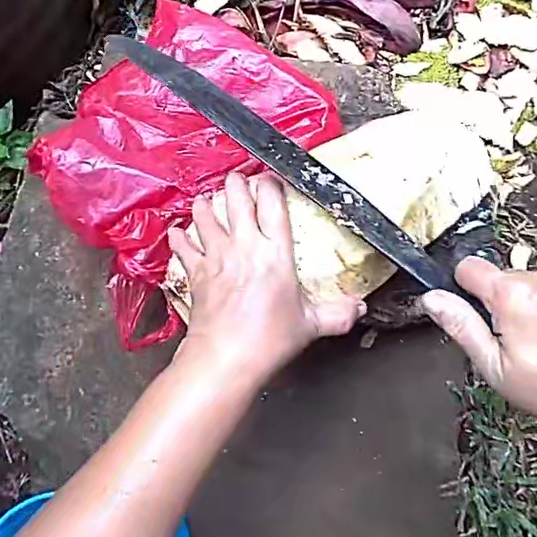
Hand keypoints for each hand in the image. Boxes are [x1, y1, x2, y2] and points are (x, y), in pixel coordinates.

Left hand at [167, 171, 364, 388]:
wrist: (225, 358)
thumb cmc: (268, 340)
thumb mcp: (310, 325)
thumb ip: (336, 313)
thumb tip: (358, 308)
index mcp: (275, 252)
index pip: (273, 203)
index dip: (271, 184)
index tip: (271, 178)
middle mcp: (245, 246)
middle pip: (237, 199)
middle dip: (236, 183)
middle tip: (237, 178)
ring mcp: (217, 257)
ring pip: (206, 216)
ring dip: (205, 205)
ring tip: (206, 198)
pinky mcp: (197, 273)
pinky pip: (185, 248)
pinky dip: (180, 238)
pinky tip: (177, 232)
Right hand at [421, 257, 536, 446]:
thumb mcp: (497, 369)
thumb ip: (461, 327)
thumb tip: (433, 299)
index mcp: (509, 292)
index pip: (467, 267)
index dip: (460, 290)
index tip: (468, 317)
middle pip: (500, 281)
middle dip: (496, 308)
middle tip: (509, 350)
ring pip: (530, 292)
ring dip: (527, 315)